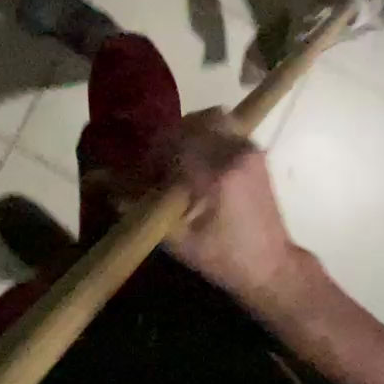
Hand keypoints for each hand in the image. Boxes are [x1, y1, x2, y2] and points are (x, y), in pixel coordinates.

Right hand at [155, 108, 302, 299]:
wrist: (273, 266)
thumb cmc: (223, 259)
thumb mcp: (178, 242)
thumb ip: (145, 210)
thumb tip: (111, 191)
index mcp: (215, 175)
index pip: (173, 142)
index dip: (153, 155)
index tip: (146, 175)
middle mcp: (234, 153)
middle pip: (190, 123)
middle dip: (169, 140)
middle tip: (160, 166)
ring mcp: (248, 149)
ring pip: (210, 117)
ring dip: (189, 131)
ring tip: (179, 158)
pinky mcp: (255, 151)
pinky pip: (225, 126)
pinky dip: (206, 134)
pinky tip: (199, 160)